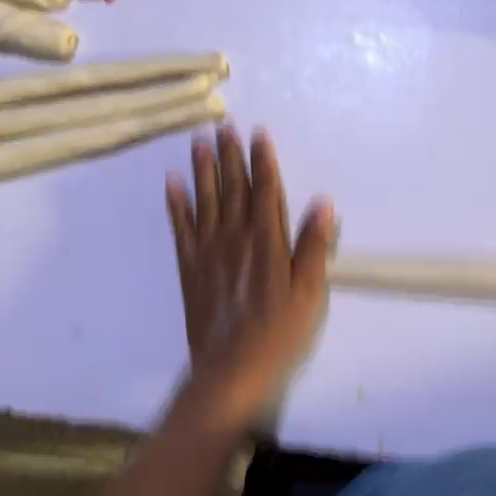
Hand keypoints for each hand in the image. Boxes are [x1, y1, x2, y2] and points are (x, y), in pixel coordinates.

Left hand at [165, 125, 334, 434]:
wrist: (230, 370)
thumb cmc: (278, 331)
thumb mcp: (309, 291)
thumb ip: (314, 245)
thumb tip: (323, 201)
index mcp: (267, 238)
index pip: (265, 189)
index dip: (262, 159)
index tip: (257, 133)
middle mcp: (236, 235)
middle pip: (233, 186)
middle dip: (230, 154)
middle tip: (222, 124)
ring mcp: (209, 250)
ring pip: (206, 199)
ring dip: (203, 168)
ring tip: (198, 140)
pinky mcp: (189, 267)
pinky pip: (181, 228)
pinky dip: (176, 204)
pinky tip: (172, 183)